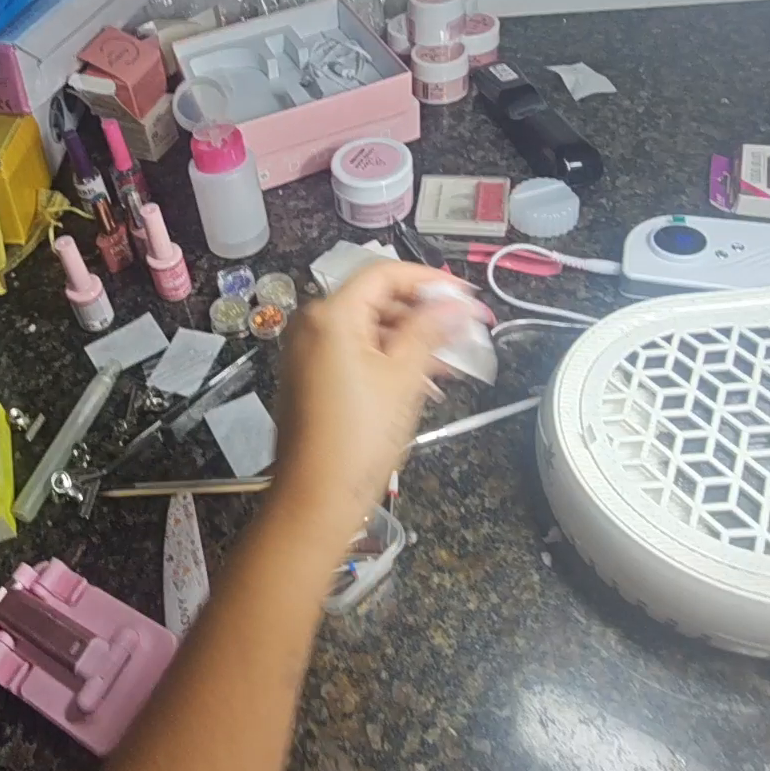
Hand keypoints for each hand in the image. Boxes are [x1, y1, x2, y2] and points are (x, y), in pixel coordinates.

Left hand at [270, 261, 485, 540]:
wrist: (316, 496)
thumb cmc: (360, 436)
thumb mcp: (404, 377)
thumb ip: (430, 330)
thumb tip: (458, 304)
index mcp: (330, 315)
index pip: (384, 274)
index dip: (428, 280)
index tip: (464, 296)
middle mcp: (310, 325)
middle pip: (374, 300)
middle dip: (421, 314)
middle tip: (463, 331)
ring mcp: (305, 351)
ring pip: (366, 329)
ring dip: (408, 339)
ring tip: (449, 361)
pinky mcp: (309, 377)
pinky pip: (352, 352)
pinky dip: (386, 358)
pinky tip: (420, 380)